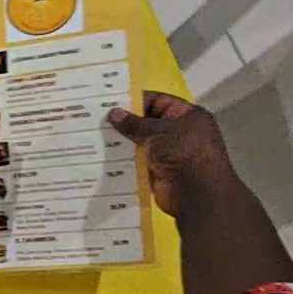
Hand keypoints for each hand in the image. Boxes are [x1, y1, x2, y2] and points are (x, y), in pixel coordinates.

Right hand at [106, 91, 238, 219]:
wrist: (195, 192)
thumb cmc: (183, 152)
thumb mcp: (159, 131)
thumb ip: (134, 123)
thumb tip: (113, 113)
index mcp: (187, 116)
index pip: (159, 101)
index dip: (136, 100)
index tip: (112, 102)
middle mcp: (179, 132)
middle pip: (147, 122)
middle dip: (126, 122)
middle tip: (99, 119)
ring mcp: (168, 153)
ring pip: (140, 142)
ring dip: (122, 141)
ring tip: (97, 136)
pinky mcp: (157, 171)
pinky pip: (137, 160)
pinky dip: (123, 159)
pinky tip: (104, 155)